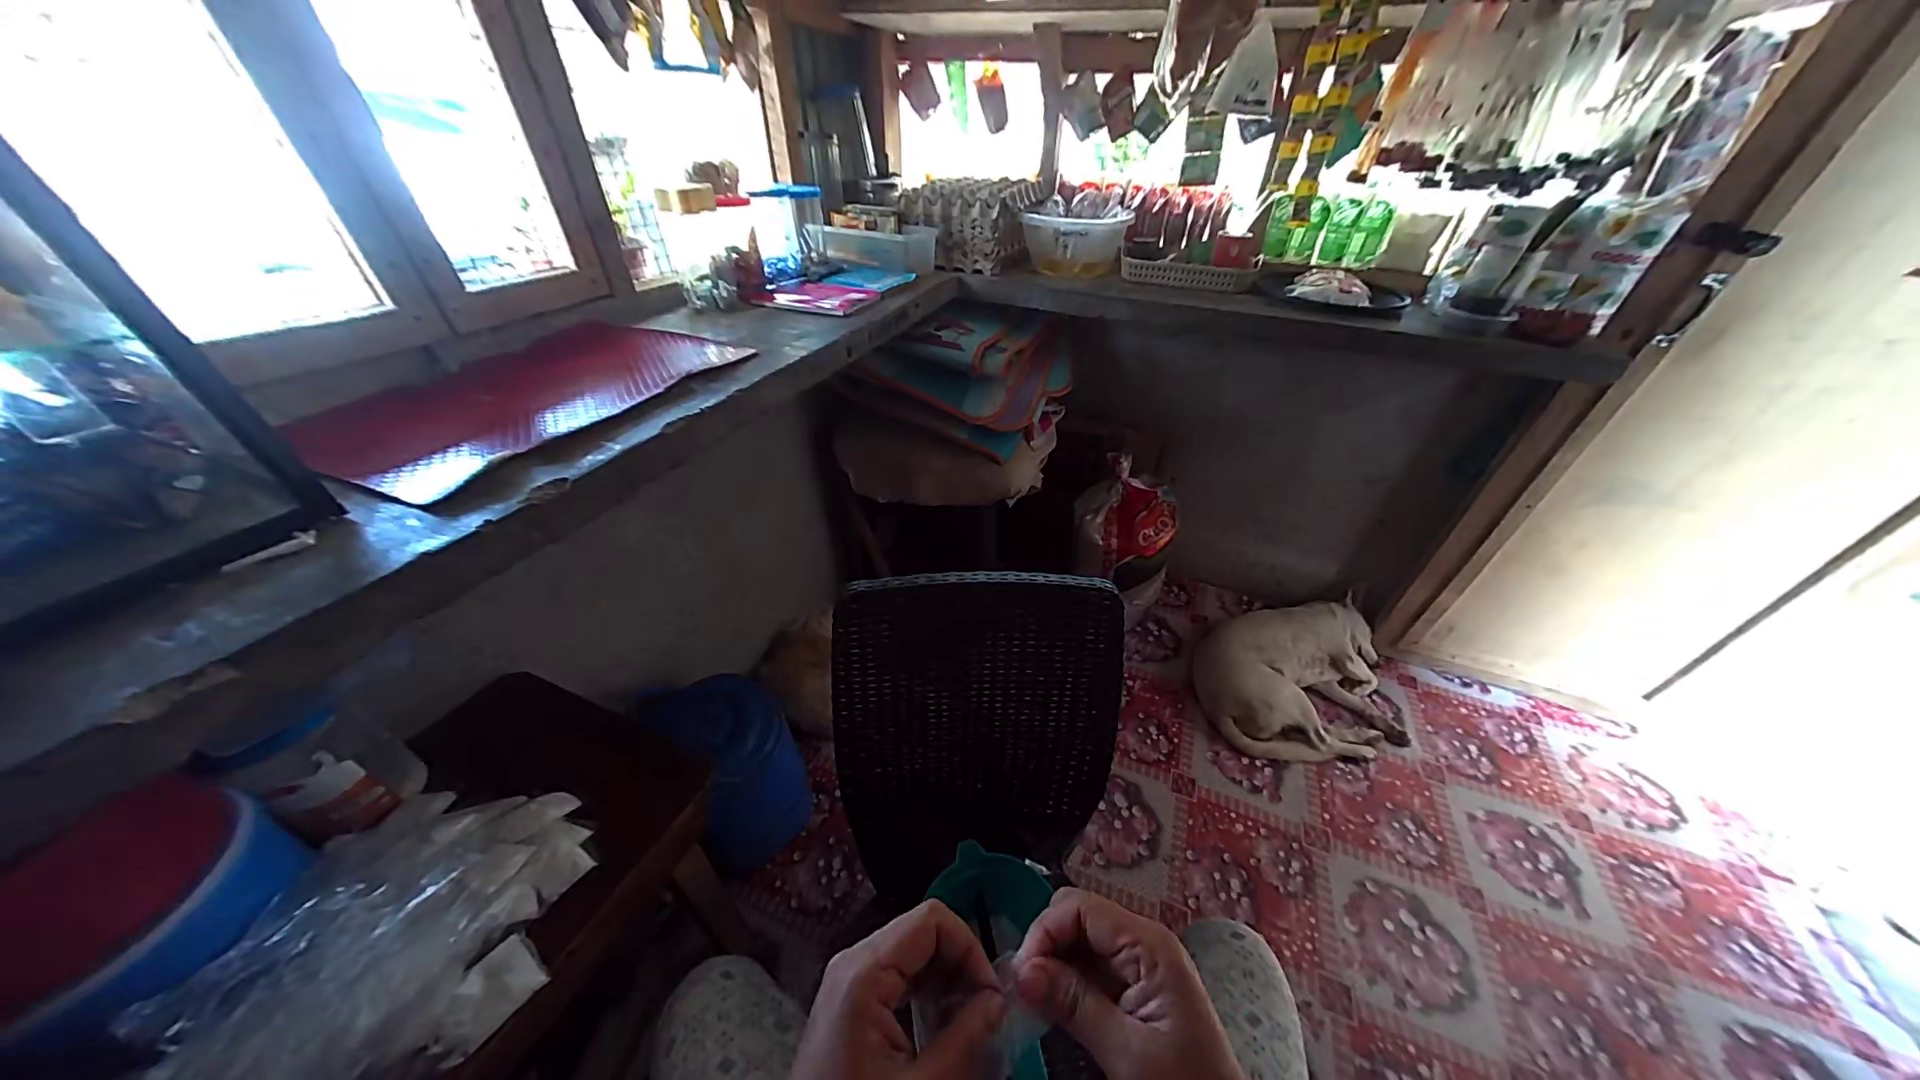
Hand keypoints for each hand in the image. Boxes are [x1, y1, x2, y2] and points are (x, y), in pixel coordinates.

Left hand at [790, 900, 1007, 1079]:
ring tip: (969, 1022)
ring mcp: (850, 979)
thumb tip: (998, 1002)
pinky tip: (943, 1027)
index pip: (932, 920)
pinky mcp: (852, 999)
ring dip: (949, 979)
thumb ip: (965, 1039)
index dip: (970, 948)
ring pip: (915, 952)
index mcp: (864, 972)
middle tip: (986, 1010)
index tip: (991, 993)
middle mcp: (854, 962)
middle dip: (962, 964)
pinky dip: (928, 992)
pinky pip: (900, 975)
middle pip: (923, 932)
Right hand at [1012, 888, 1242, 1079]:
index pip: (1079, 906)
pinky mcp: (1133, 984)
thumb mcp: (1127, 1051)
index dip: (1044, 930)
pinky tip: (1053, 1006)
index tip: (1022, 973)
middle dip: (1046, 944)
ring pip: (1078, 940)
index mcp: (1148, 943)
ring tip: (1033, 1000)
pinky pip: (1089, 965)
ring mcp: (1139, 962)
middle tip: (1025, 989)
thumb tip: (1022, 971)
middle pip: (1077, 916)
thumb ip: (1074, 1004)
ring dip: (1052, 963)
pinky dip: (1066, 980)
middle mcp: (1143, 940)